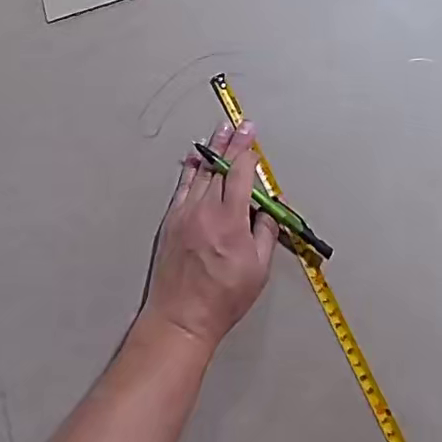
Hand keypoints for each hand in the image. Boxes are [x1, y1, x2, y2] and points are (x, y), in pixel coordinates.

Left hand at [138, 122, 279, 349]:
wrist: (182, 316)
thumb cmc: (221, 299)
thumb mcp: (258, 270)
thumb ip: (265, 233)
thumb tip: (269, 209)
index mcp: (230, 222)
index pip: (240, 175)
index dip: (247, 153)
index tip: (252, 138)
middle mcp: (206, 211)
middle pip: (221, 168)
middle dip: (232, 143)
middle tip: (240, 125)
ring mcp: (186, 213)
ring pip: (201, 172)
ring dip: (213, 149)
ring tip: (220, 131)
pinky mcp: (172, 220)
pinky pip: (183, 185)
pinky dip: (191, 169)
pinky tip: (196, 158)